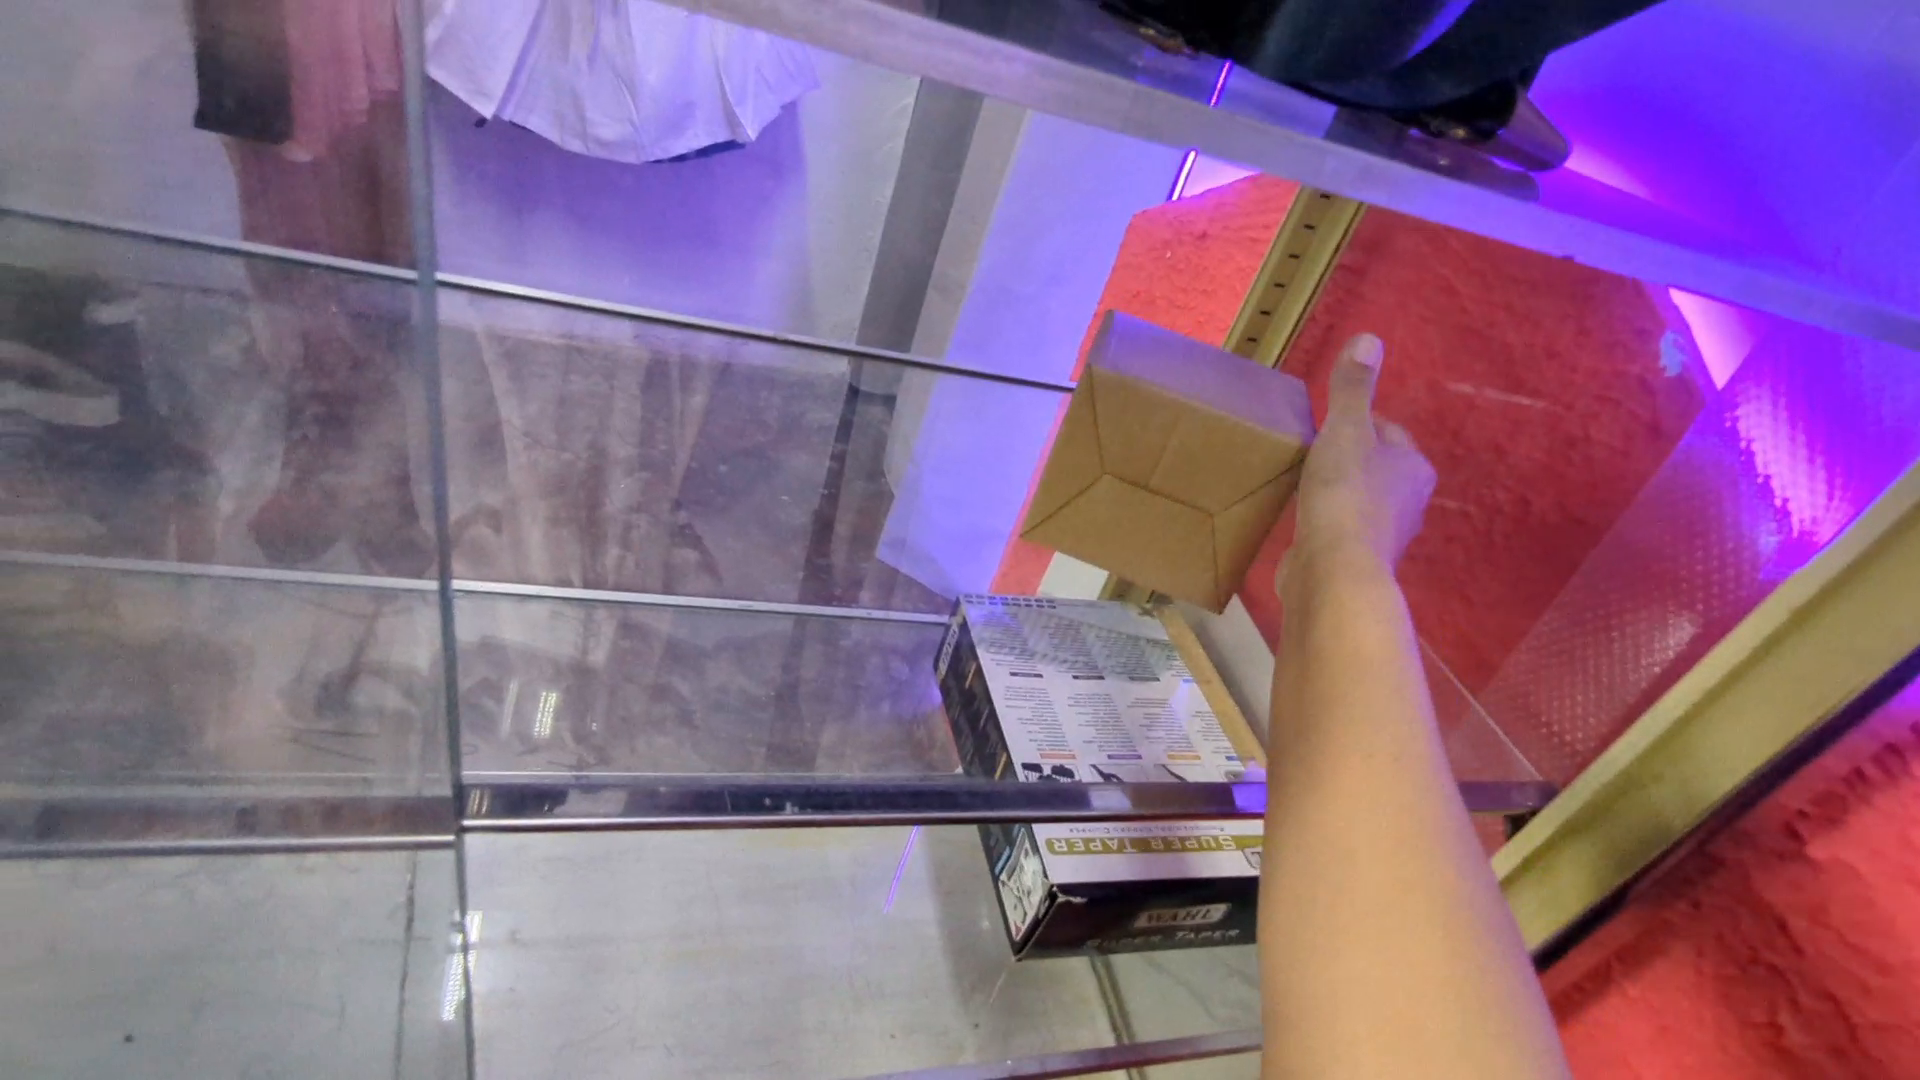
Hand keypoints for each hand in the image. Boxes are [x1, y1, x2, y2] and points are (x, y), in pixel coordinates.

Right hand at [1287, 333, 1435, 579]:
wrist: (1333, 568)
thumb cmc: (1344, 494)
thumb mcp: (1344, 432)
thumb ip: (1353, 390)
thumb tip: (1369, 338)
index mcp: (1413, 467)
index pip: (1389, 432)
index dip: (1358, 424)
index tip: (1326, 426)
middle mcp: (1408, 502)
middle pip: (1376, 468)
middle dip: (1348, 460)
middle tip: (1310, 454)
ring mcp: (1382, 536)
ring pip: (1359, 501)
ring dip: (1336, 494)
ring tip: (1302, 486)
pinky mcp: (1355, 561)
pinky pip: (1340, 531)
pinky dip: (1325, 523)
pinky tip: (1301, 522)